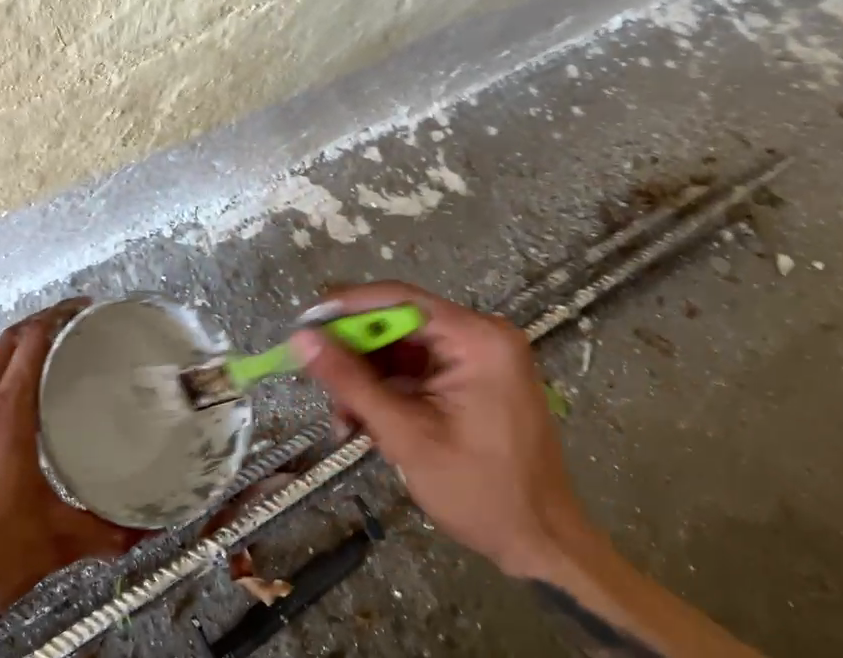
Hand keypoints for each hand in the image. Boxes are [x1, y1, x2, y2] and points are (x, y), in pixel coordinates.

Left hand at [0, 298, 145, 626]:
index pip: (30, 340)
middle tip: (70, 327)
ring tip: (50, 369)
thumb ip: (103, 531)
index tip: (81, 308)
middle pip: (6, 343)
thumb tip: (137, 529)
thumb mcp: (53, 542)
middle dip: (39, 326)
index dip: (58, 315)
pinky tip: (16, 419)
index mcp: (4, 415)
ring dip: (16, 357)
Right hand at [290, 282, 591, 578]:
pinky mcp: (473, 379)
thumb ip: (351, 381)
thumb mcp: (406, 434)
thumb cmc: (480, 491)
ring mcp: (480, 357)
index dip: (345, 307)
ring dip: (367, 379)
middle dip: (355, 356)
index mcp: (477, 338)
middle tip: (324, 389)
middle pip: (397, 324)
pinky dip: (388, 391)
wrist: (542, 543)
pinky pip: (417, 369)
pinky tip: (366, 421)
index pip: (398, 299)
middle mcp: (481, 335)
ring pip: (401, 348)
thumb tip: (300, 338)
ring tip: (346, 420)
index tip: (303, 326)